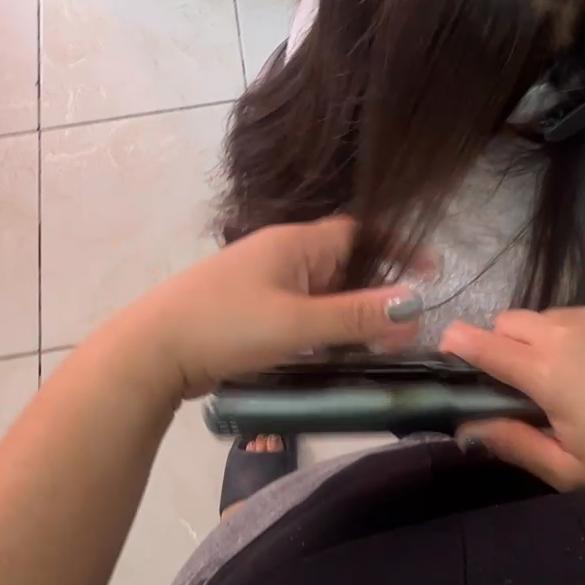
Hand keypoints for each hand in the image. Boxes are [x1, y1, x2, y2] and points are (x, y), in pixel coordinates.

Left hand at [107, 215, 419, 399]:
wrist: (152, 350)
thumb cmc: (226, 325)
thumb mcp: (296, 323)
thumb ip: (355, 315)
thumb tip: (413, 303)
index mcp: (295, 242)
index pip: (359, 232)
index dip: (396, 248)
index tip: (431, 272)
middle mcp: (282, 253)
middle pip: (343, 262)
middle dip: (377, 291)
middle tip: (406, 328)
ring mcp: (264, 281)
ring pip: (322, 290)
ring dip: (350, 313)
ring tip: (380, 346)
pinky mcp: (252, 309)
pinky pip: (301, 310)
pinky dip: (323, 327)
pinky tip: (334, 353)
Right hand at [441, 306, 584, 490]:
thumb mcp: (572, 469)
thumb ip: (514, 444)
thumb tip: (467, 428)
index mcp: (544, 371)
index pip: (480, 342)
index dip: (456, 342)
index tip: (448, 350)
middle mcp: (561, 331)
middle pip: (507, 321)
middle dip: (502, 343)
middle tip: (525, 381)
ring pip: (544, 317)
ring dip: (541, 339)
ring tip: (574, 377)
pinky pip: (579, 314)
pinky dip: (577, 334)